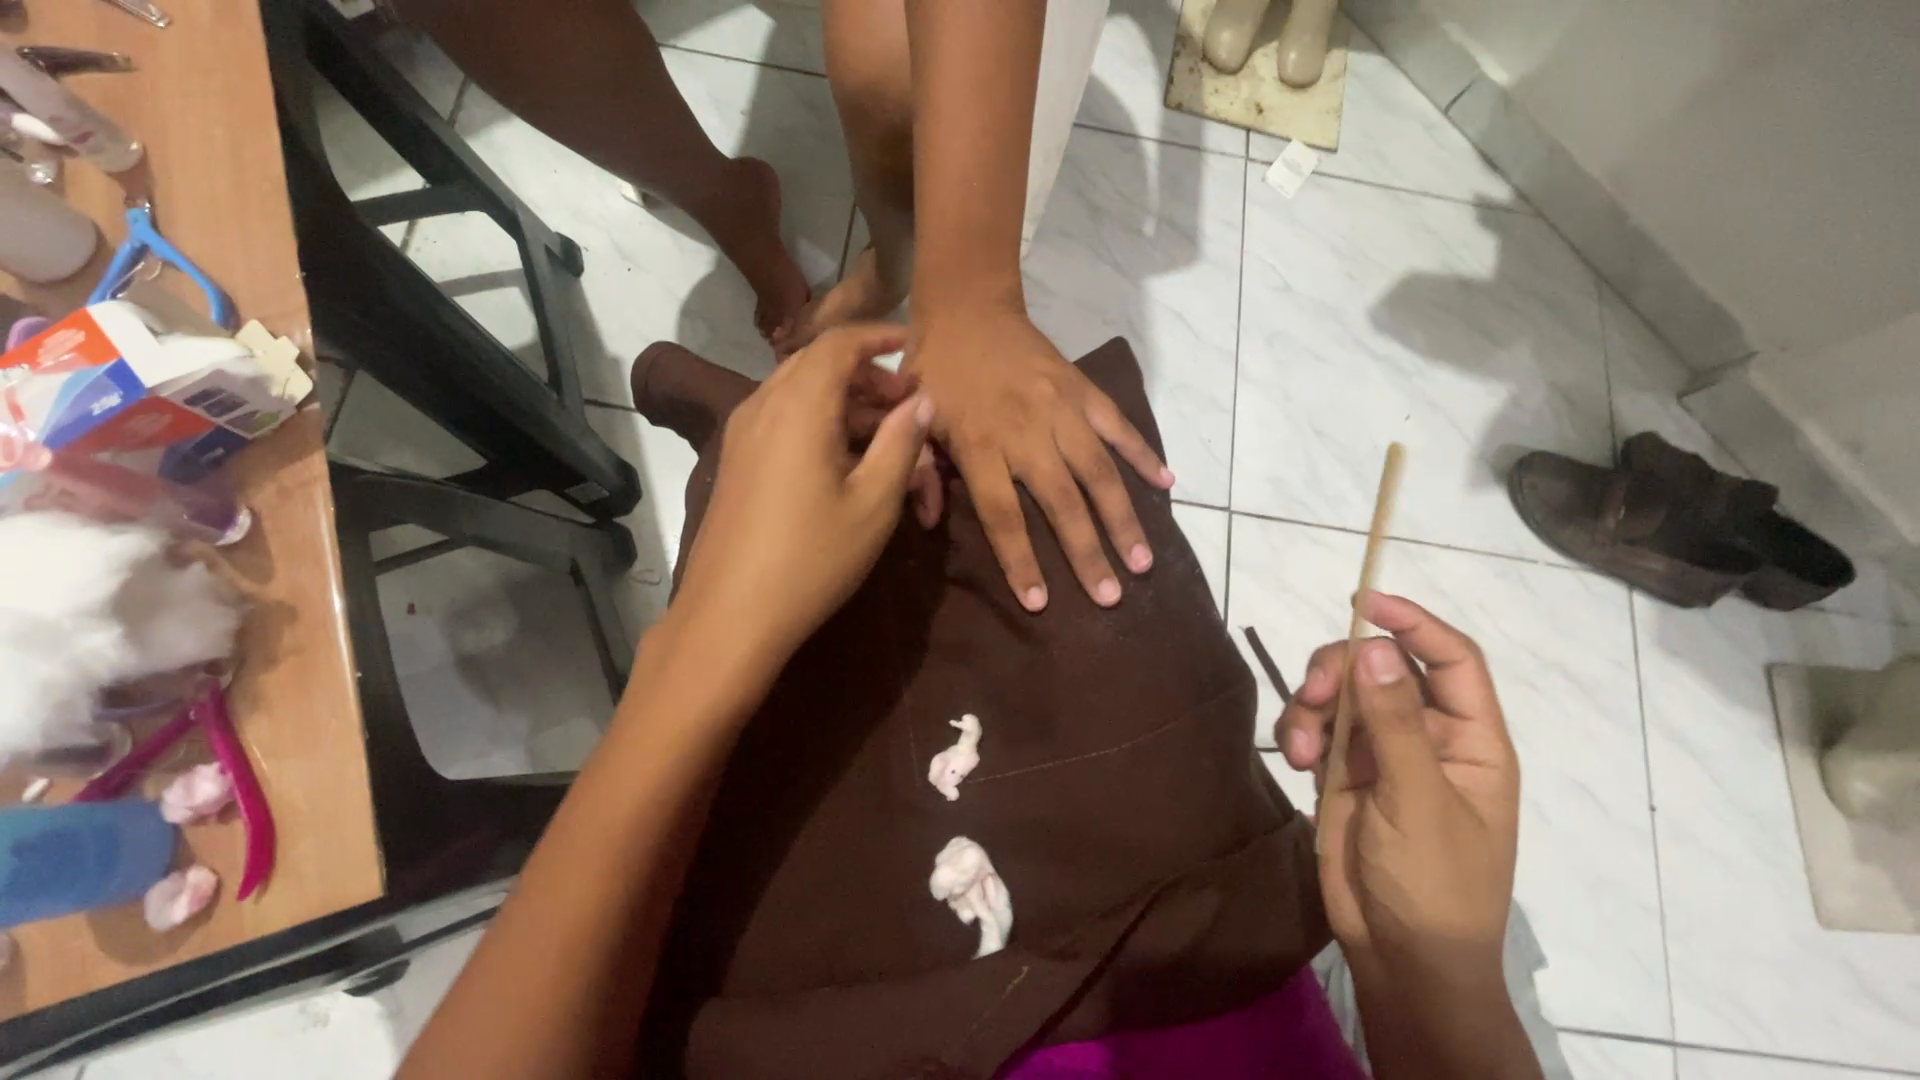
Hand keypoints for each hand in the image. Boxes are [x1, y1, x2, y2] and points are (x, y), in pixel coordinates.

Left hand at [671, 324, 932, 671]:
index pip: (839, 343)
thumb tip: (922, 401)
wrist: (730, 615)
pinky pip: (783, 420)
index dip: (879, 337)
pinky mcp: (736, 461)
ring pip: (800, 394)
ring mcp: (743, 434)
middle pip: (818, 365)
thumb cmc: (812, 558)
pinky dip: (820, 423)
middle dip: (867, 376)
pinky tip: (847, 461)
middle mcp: (763, 406)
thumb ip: (901, 442)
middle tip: (907, 405)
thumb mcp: (873, 502)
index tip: (913, 347)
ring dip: (846, 403)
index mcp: (799, 406)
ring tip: (887, 439)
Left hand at [907, 307, 1173, 610]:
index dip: (1022, 561)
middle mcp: (1026, 433)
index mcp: (979, 445)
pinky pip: (1119, 425)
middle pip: (1062, 503)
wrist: (967, 306)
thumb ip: (921, 470)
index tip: (1041, 603)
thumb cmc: (934, 368)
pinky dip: (1143, 453)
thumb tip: (930, 522)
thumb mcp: (914, 419)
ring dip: (1123, 518)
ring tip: (1143, 560)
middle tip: (1111, 597)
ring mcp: (1061, 409)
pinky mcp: (1083, 389)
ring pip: (1098, 472)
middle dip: (1087, 553)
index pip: (1003, 515)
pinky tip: (1167, 484)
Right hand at [1276, 593, 1520, 986]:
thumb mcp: (1418, 800)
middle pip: (1381, 668)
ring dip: (1313, 706)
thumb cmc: (1435, 883)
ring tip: (1300, 748)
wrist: (1401, 954)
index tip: (1365, 600)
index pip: (1452, 660)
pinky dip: (1300, 732)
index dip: (1414, 623)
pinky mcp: (1343, 772)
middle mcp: (1426, 736)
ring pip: (1341, 694)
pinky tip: (1295, 761)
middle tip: (1314, 693)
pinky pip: (1316, 727)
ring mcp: (1381, 753)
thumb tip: (1375, 644)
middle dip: (1341, 671)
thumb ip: (1395, 721)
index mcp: (1470, 740)